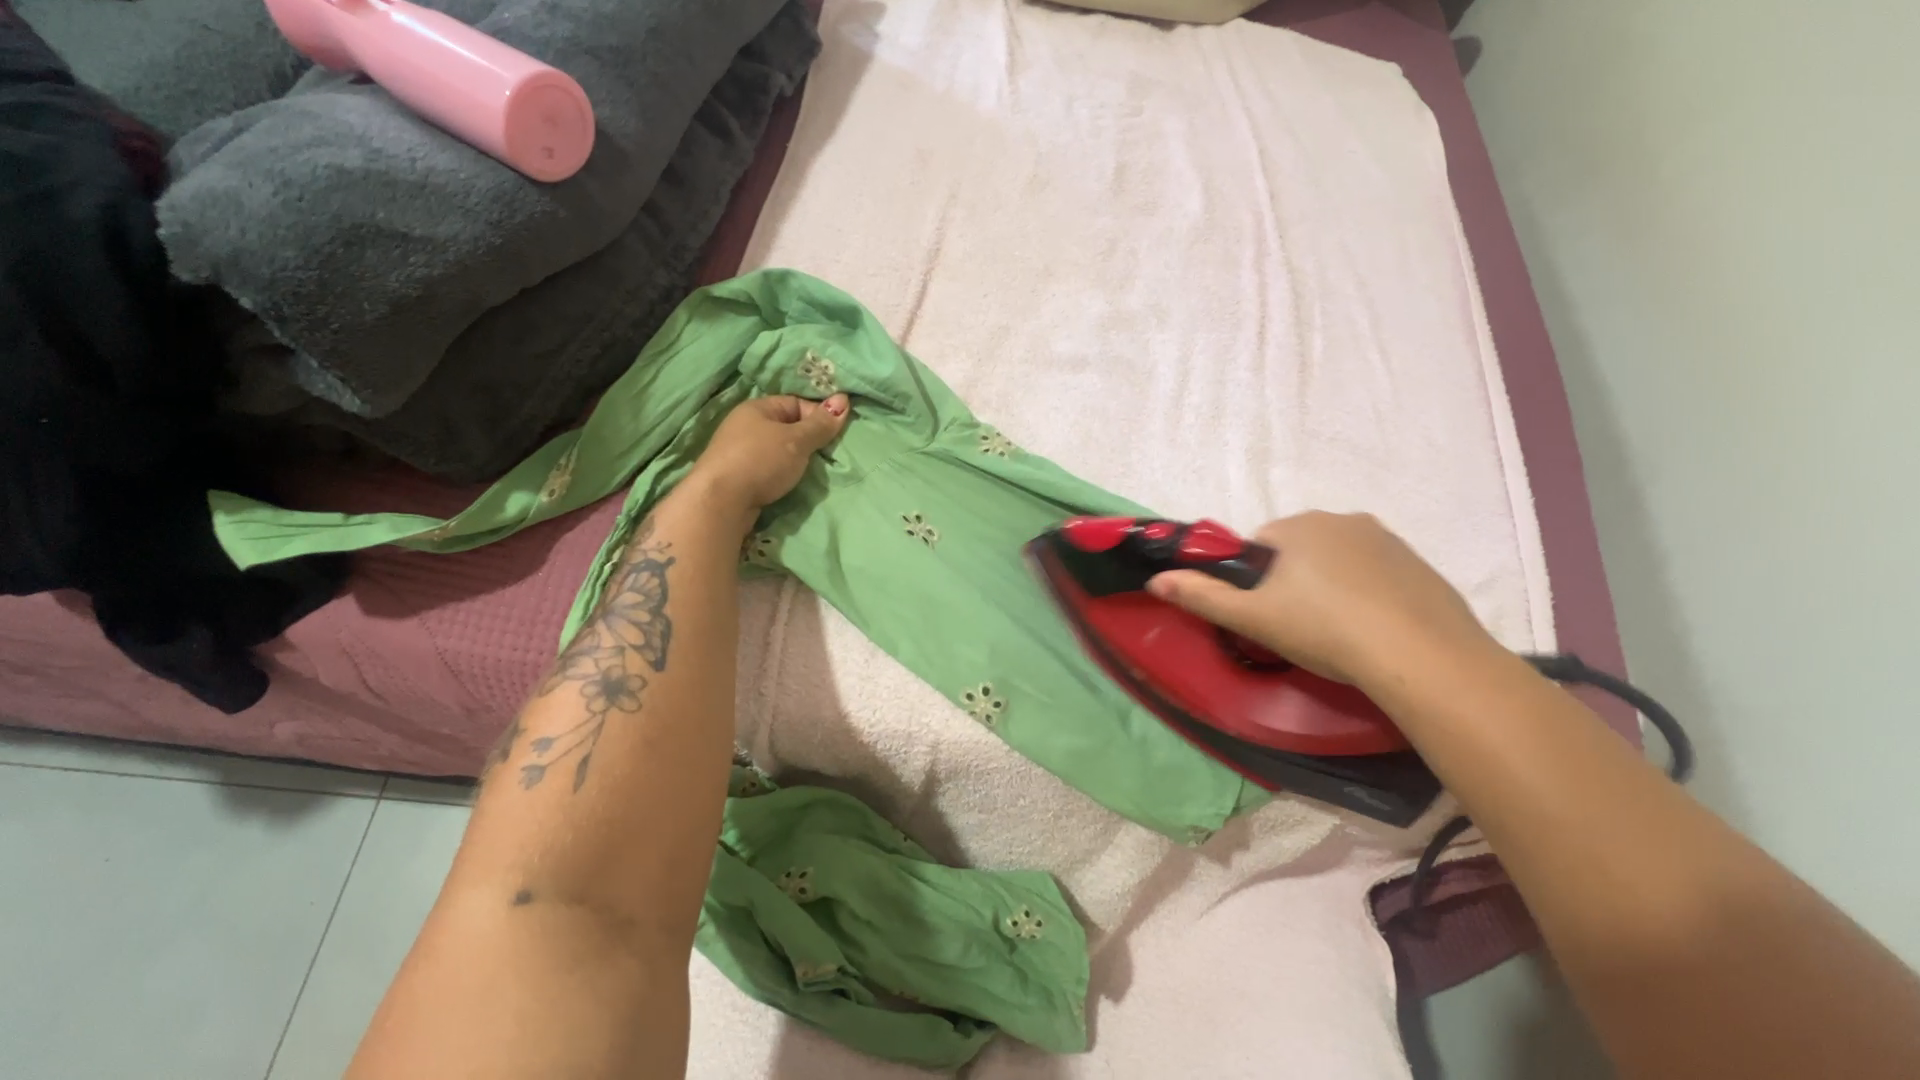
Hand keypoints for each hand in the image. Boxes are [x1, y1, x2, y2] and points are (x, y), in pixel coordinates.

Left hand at [685, 393, 848, 516]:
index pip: (796, 403)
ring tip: (811, 472)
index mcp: (757, 408)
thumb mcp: (797, 440)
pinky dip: (781, 474)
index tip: (834, 435)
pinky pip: (767, 468)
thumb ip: (820, 424)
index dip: (818, 416)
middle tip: (826, 455)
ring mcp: (739, 452)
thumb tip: (843, 399)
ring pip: (777, 450)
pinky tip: (789, 484)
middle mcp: (745, 426)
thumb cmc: (761, 461)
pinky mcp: (738, 476)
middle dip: (808, 441)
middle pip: (787, 427)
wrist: (720, 502)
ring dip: (795, 460)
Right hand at [1147, 511, 1499, 690]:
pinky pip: (1377, 573)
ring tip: (1339, 633)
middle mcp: (1342, 519)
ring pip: (1340, 560)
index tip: (1269, 615)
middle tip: (1300, 628)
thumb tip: (1156, 579)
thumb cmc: (1325, 631)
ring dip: (1332, 585)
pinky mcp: (1419, 564)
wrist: (1420, 656)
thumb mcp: (1254, 618)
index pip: (1260, 545)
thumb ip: (1202, 596)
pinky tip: (1373, 630)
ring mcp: (1387, 539)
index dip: (1256, 582)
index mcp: (1299, 526)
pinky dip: (1368, 593)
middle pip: (1300, 549)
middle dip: (1294, 581)